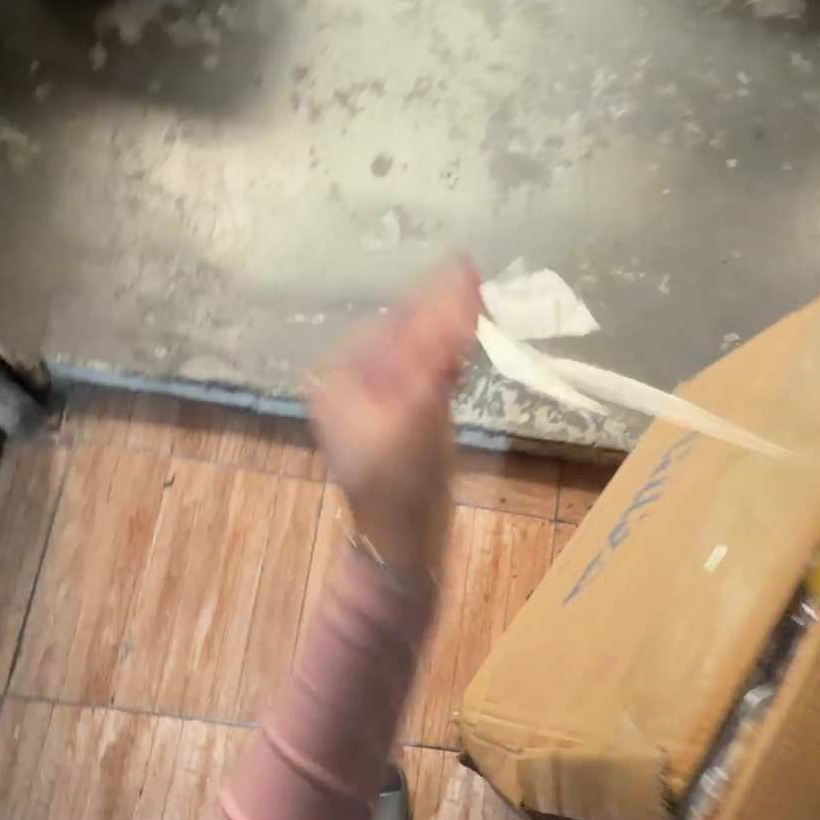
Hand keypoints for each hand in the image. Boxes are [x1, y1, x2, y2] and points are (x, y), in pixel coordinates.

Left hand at [306, 263, 482, 587]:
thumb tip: (465, 272)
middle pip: (406, 332)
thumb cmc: (400, 486)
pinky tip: (467, 356)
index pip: (392, 321)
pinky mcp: (400, 414)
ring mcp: (374, 398)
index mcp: (336, 374)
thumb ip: (440, 344)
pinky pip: (428, 373)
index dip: (433, 300)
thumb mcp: (417, 411)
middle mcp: (349, 380)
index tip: (474, 274)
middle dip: (444, 315)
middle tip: (483, 287)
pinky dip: (450, 361)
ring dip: (451, 334)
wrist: (405, 546)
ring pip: (421, 351)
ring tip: (481, 313)